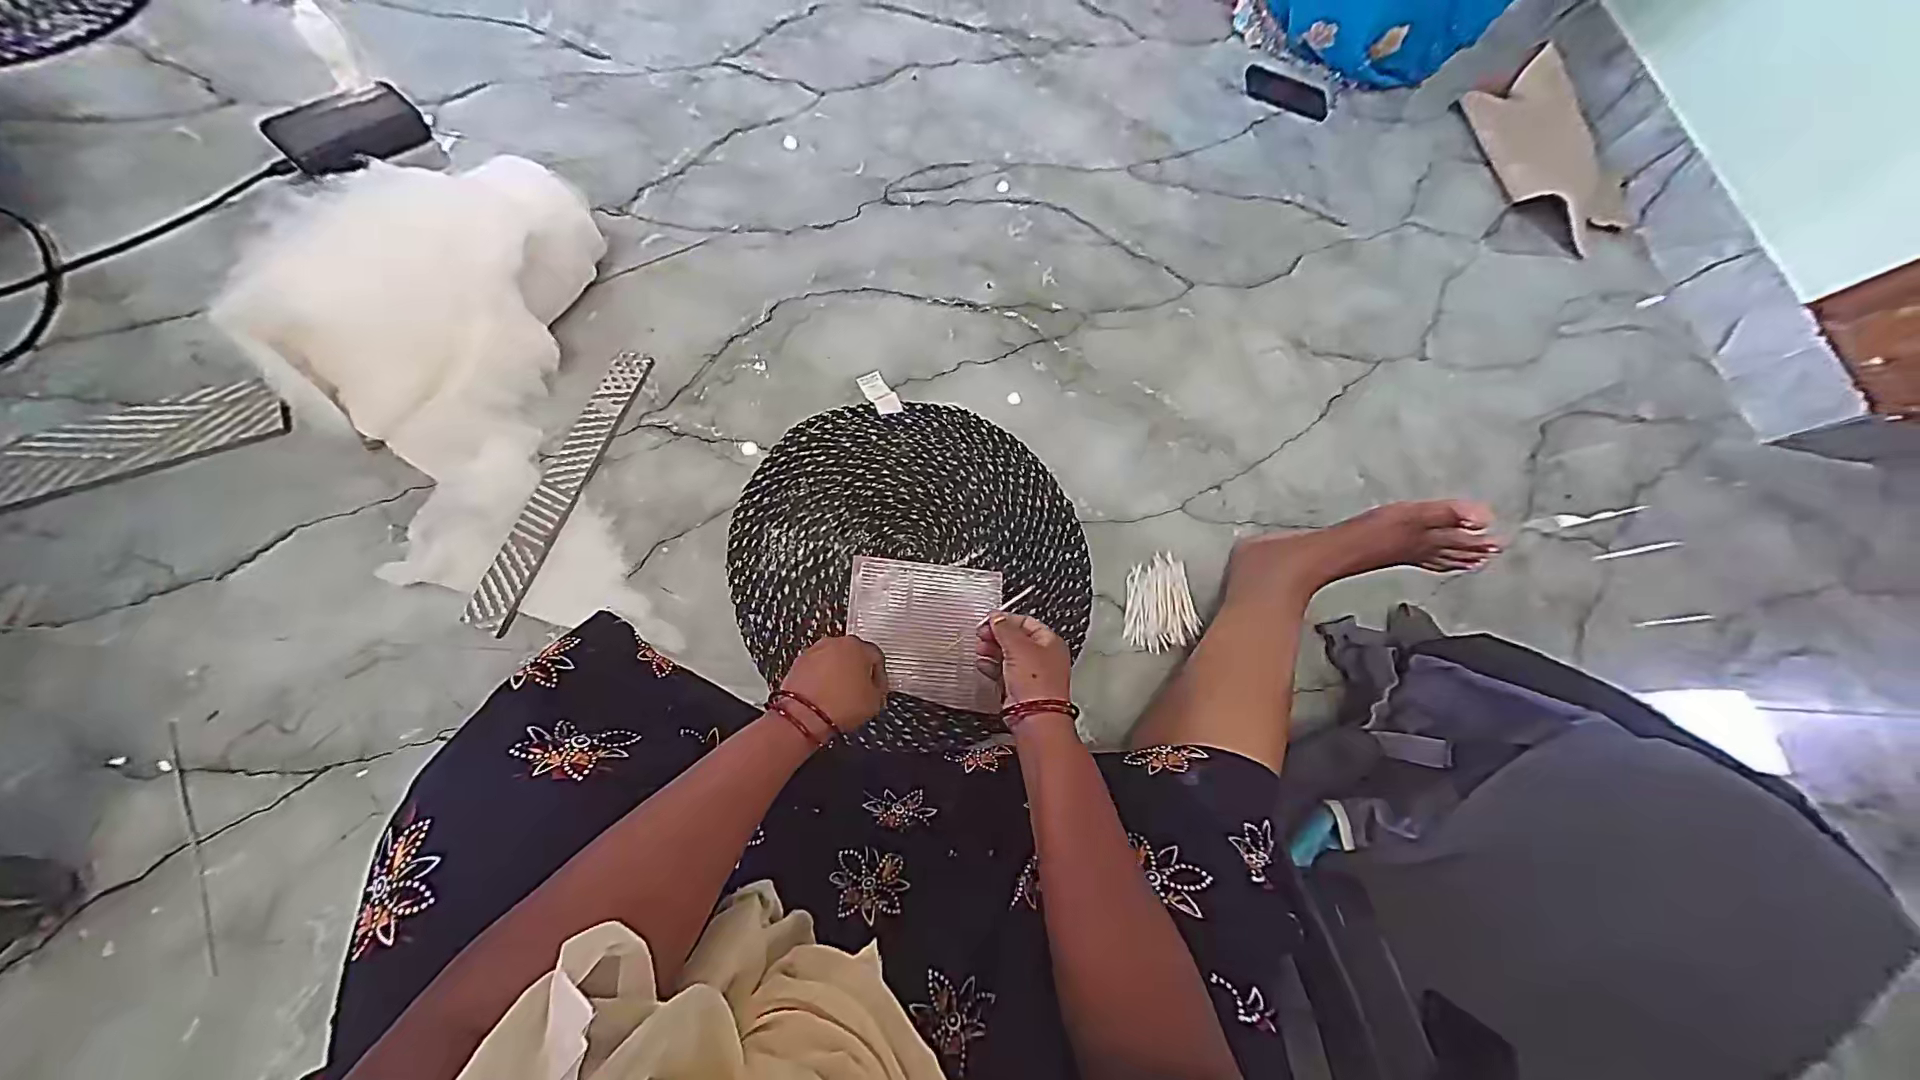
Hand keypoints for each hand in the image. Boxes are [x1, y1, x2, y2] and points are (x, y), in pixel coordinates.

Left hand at [780, 636, 888, 730]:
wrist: (804, 716)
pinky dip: (820, 680)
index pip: (876, 657)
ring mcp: (815, 652)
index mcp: (859, 646)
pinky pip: (815, 670)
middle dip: (856, 672)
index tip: (877, 690)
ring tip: (839, 697)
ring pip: (832, 661)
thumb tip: (875, 690)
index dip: (879, 677)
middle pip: (853, 655)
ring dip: (837, 674)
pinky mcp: (798, 663)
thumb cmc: (837, 706)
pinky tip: (824, 697)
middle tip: (859, 693)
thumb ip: (879, 689)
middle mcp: (836, 643)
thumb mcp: (874, 702)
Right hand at [975, 613, 1071, 707]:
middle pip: (1015, 639)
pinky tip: (983, 664)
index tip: (989, 621)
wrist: (1035, 717)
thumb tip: (997, 616)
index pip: (1026, 622)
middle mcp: (1042, 657)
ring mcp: (1031, 673)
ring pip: (1008, 655)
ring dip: (991, 650)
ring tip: (980, 649)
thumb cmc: (1037, 683)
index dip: (1006, 620)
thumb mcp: (1018, 646)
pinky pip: (1003, 672)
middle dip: (996, 636)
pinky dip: (991, 666)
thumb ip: (1005, 628)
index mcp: (1050, 642)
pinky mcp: (1019, 688)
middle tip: (981, 635)